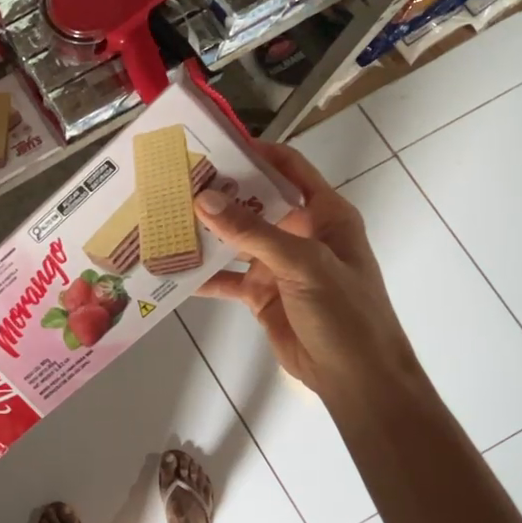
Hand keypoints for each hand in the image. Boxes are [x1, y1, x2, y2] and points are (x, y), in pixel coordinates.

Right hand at [193, 144, 423, 403]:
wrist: (356, 378)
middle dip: (220, 192)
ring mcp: (280, 265)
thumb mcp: (303, 264)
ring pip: (236, 239)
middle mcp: (301, 233)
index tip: (214, 144)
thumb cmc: (346, 313)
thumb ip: (253, 232)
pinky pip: (227, 277)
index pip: (290, 169)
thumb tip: (204, 199)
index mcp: (325, 215)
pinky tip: (173, 268)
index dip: (257, 153)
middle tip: (176, 180)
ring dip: (206, 232)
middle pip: (256, 202)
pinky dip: (203, 274)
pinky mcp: (262, 294)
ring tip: (165, 218)